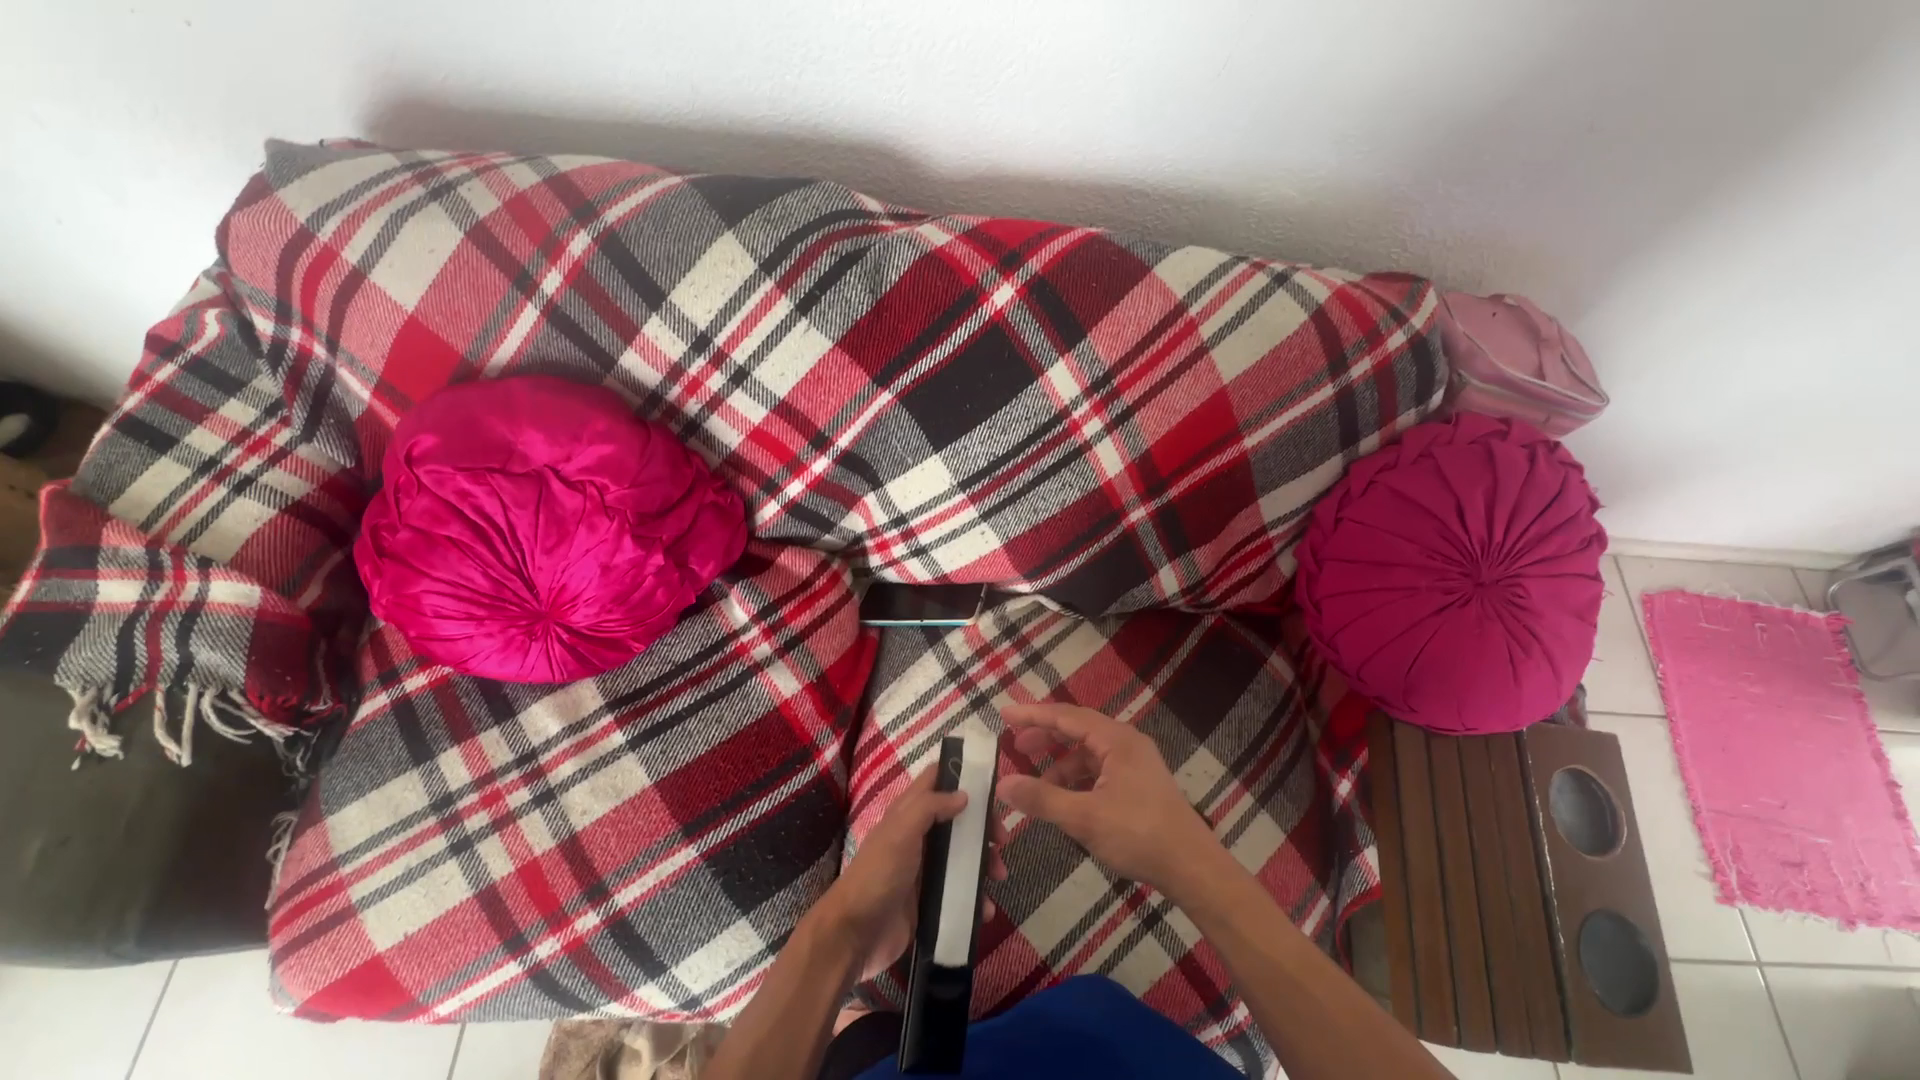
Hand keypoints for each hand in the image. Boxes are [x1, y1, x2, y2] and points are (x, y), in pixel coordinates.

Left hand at [820, 762, 1009, 982]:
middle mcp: (917, 838)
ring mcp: (923, 871)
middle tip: (1001, 841)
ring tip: (998, 878)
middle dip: (982, 828)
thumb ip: (929, 807)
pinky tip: (984, 910)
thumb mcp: (901, 833)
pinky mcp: (929, 902)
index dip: (961, 776)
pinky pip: (959, 894)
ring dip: (983, 864)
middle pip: (957, 821)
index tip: (991, 786)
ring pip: (962, 858)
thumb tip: (963, 794)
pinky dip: (975, 899)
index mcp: (907, 814)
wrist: (854, 935)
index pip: (935, 781)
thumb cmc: (877, 877)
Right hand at [998, 702, 1227, 898]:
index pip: (1066, 716)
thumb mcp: (1083, 817)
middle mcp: (1127, 744)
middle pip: (1078, 730)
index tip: (1004, 715)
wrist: (1192, 867)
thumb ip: (1041, 798)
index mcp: (1117, 740)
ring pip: (1089, 754)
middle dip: (1045, 737)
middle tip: (1016, 747)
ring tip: (1037, 786)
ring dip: (1060, 766)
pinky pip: (1100, 771)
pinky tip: (1065, 801)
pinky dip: (1077, 781)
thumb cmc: (1138, 835)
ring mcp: (1136, 765)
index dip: (1033, 715)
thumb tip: (1003, 784)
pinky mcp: (1139, 785)